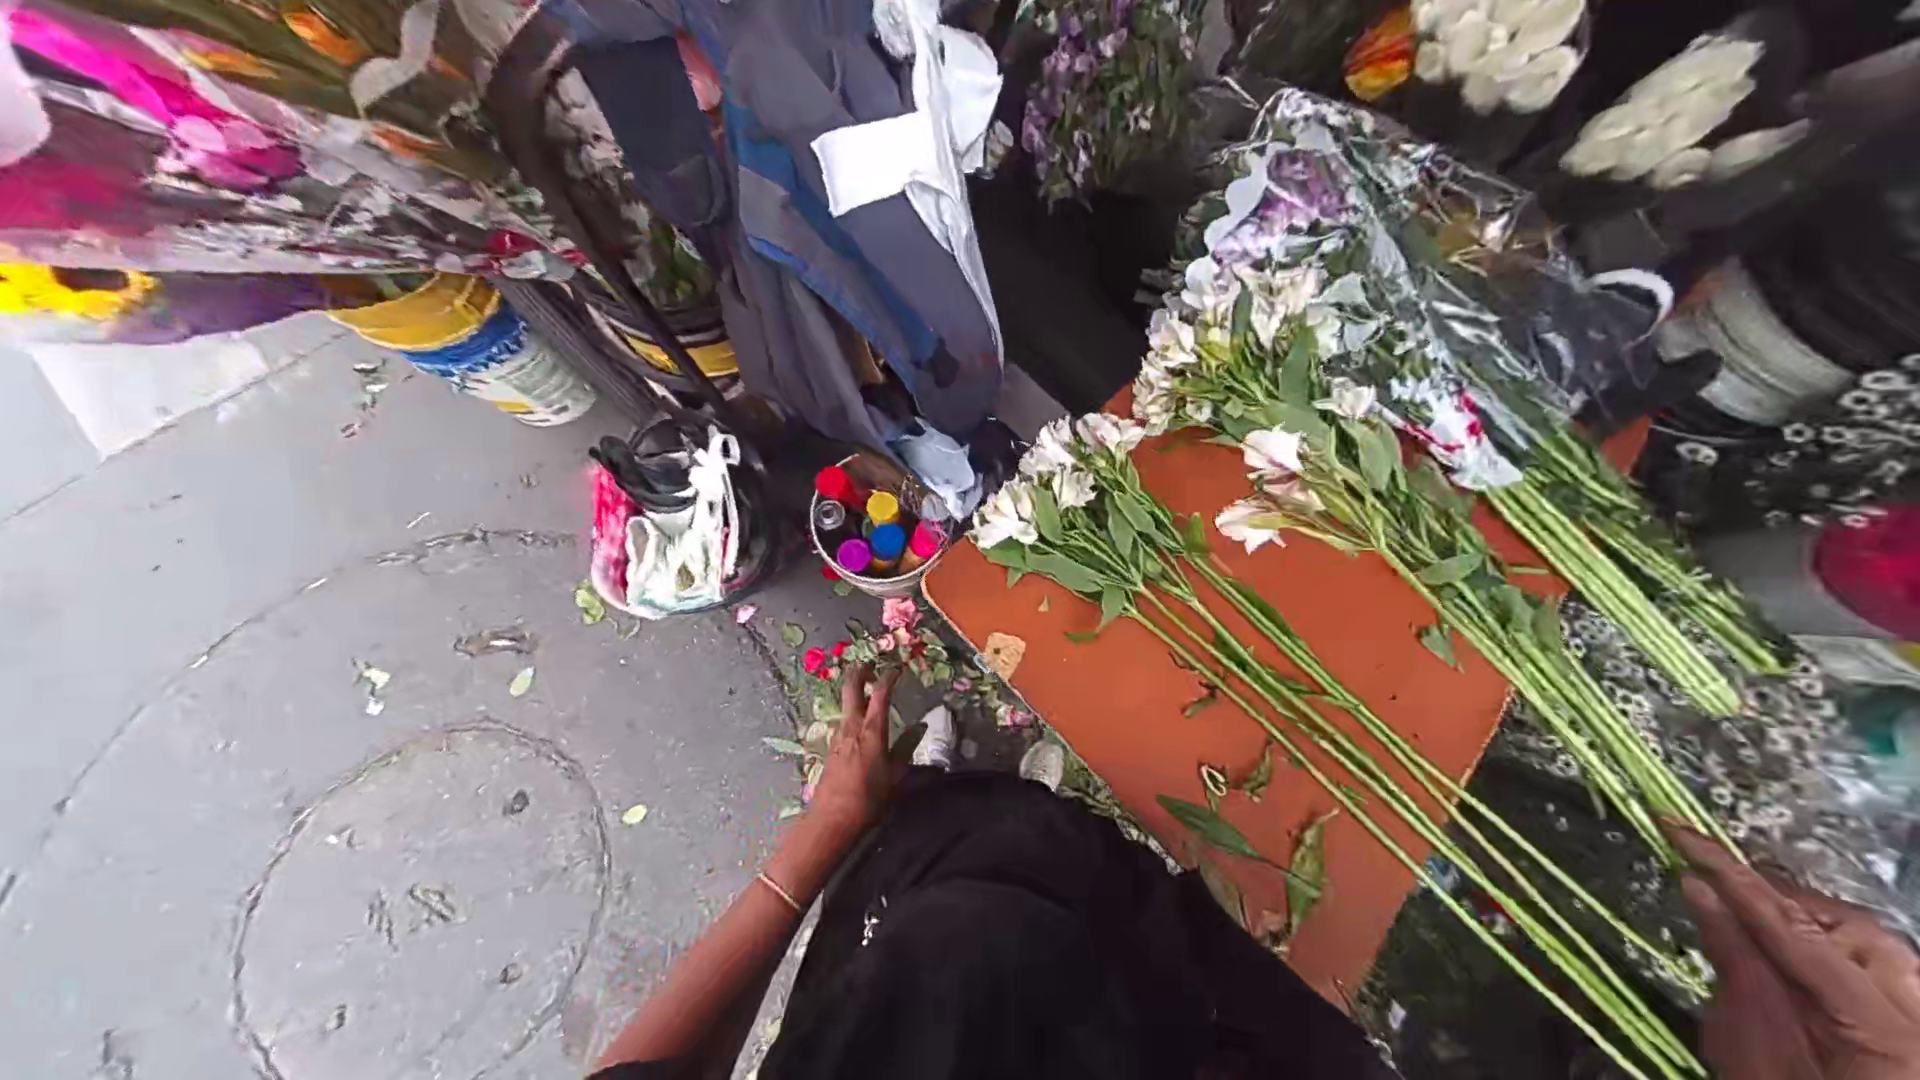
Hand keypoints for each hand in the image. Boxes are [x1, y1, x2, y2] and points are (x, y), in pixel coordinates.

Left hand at [807, 664, 899, 838]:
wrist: (832, 820)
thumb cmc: (869, 800)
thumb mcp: (896, 778)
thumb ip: (907, 750)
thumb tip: (920, 730)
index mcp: (871, 731)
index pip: (880, 694)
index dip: (889, 677)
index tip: (897, 668)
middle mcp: (852, 727)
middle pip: (852, 689)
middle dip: (860, 672)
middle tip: (869, 663)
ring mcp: (838, 736)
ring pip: (845, 704)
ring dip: (854, 692)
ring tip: (864, 688)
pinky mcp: (831, 748)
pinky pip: (842, 721)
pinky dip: (850, 712)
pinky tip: (856, 721)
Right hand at [1670, 825, 1919, 1079]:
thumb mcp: (1750, 1047)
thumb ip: (1737, 964)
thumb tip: (1699, 888)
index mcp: (1883, 1034)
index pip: (1794, 928)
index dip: (1731, 873)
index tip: (1678, 829)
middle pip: (1858, 931)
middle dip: (1781, 899)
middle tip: (1714, 888)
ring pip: (1882, 945)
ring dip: (1810, 922)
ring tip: (1753, 921)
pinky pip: (1893, 970)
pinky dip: (1837, 948)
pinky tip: (1795, 953)